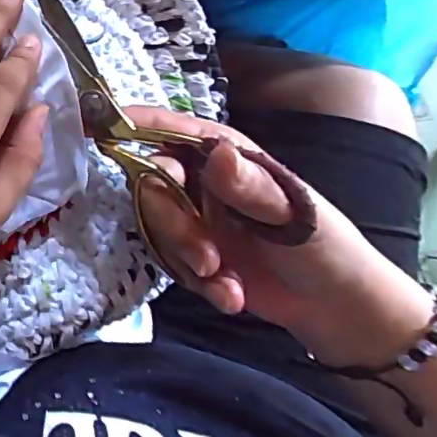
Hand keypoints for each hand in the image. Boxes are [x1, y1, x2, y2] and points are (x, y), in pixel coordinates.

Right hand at [125, 106, 431, 366]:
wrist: (339, 312)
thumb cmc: (326, 247)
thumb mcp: (294, 216)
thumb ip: (251, 187)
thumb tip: (216, 152)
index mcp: (226, 155)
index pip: (170, 130)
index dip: (131, 124)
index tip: (96, 127)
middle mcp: (201, 178)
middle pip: (153, 185)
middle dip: (173, 225)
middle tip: (206, 258)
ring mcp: (193, 214)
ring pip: (157, 225)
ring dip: (186, 258)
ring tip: (226, 283)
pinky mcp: (191, 249)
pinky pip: (169, 259)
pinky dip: (196, 282)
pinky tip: (229, 295)